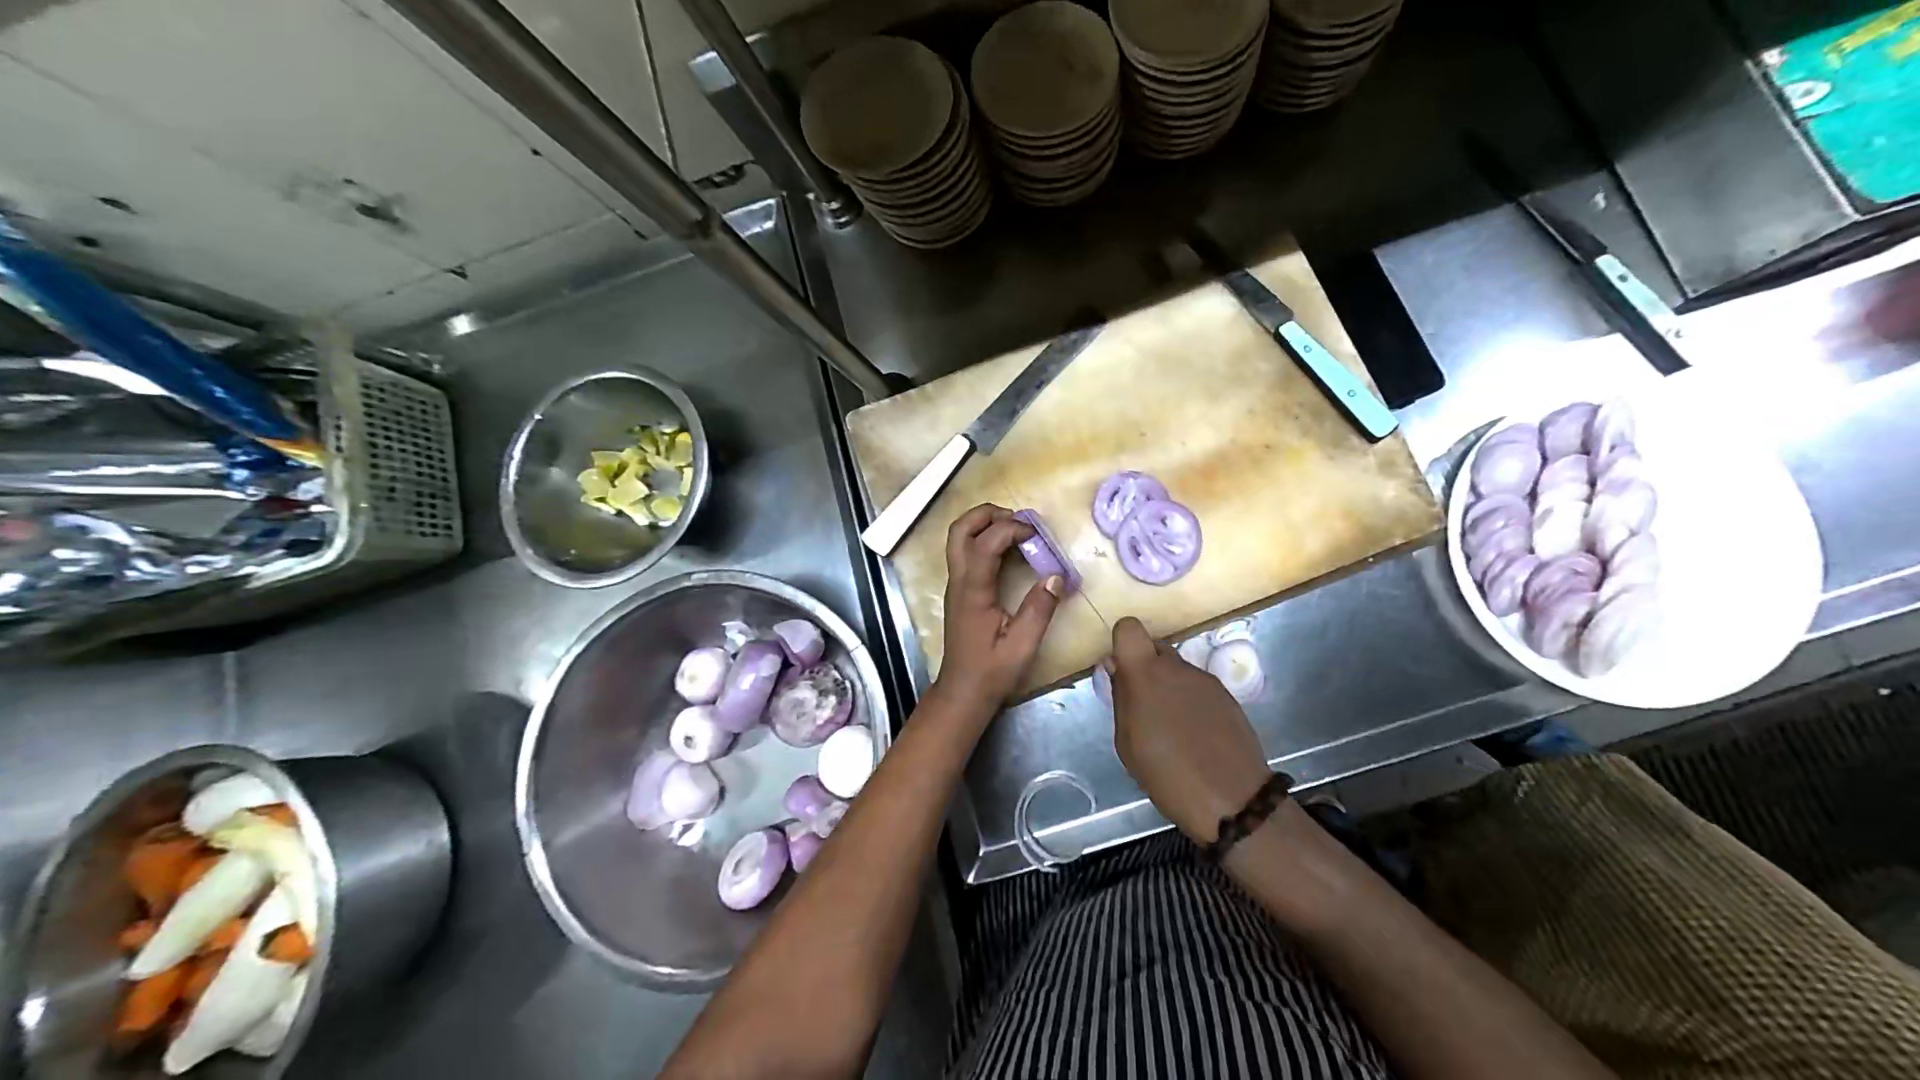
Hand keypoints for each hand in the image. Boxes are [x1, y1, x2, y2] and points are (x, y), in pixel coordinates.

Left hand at [931, 504, 1062, 715]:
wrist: (963, 690)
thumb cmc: (991, 671)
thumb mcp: (1022, 645)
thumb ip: (1039, 609)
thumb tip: (1057, 576)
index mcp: (972, 591)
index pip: (984, 544)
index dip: (1010, 530)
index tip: (1035, 535)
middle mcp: (959, 581)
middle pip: (959, 530)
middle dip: (987, 514)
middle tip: (1018, 519)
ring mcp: (956, 584)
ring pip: (959, 538)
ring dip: (984, 524)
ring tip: (1016, 528)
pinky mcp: (960, 590)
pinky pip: (966, 552)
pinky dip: (984, 539)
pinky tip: (1009, 549)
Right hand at [1109, 617, 1272, 841]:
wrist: (1233, 801)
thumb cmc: (1167, 775)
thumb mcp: (1127, 742)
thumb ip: (1122, 698)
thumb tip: (1119, 671)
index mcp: (1146, 674)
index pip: (1129, 629)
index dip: (1123, 644)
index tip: (1121, 670)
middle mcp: (1177, 667)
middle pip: (1155, 648)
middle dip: (1145, 667)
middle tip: (1143, 703)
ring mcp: (1206, 680)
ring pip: (1177, 669)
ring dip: (1169, 687)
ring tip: (1170, 727)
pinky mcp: (1227, 696)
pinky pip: (1197, 687)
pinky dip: (1190, 701)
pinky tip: (1193, 734)